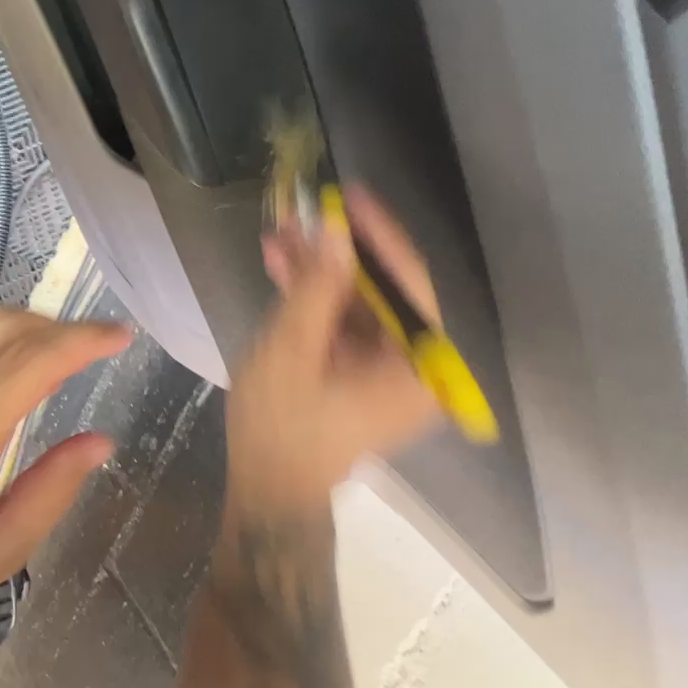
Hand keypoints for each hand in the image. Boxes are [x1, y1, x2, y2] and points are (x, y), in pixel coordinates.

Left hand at [0, 309, 129, 650]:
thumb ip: (52, 489)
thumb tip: (99, 441)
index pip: (32, 361)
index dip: (84, 339)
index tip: (120, 335)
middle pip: (1, 324)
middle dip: (55, 325)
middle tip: (93, 347)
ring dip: (21, 331)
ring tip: (58, 359)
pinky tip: (6, 377)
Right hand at [225, 186, 443, 513]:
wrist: (270, 489)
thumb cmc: (282, 426)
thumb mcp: (291, 351)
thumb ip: (316, 289)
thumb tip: (336, 233)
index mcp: (417, 367)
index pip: (411, 284)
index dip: (380, 236)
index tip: (350, 198)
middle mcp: (416, 365)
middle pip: (384, 290)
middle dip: (338, 250)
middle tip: (302, 213)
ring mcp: (388, 370)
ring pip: (360, 302)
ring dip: (319, 269)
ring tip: (279, 234)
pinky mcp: (362, 373)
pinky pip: (345, 323)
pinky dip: (313, 297)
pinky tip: (280, 266)